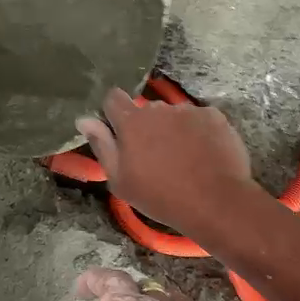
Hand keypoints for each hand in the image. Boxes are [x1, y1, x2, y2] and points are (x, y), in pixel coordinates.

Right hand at [77, 88, 255, 230]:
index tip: (119, 131)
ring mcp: (189, 110)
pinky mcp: (214, 116)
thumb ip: (102, 146)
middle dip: (148, 127)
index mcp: (131, 122)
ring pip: (174, 115)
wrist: (215, 202)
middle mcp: (158, 108)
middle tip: (156, 157)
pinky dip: (199, 132)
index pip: (113, 98)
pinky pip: (200, 119)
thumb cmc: (161, 197)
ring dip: (174, 129)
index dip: (113, 111)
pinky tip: (205, 155)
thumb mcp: (120, 180)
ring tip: (185, 159)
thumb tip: (84, 119)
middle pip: (146, 110)